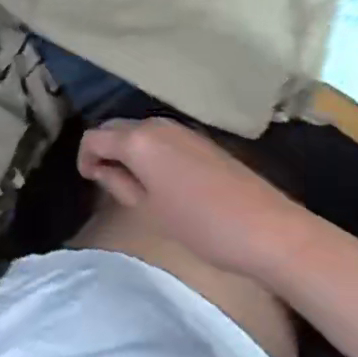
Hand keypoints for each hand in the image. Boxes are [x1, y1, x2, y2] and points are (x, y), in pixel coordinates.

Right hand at [76, 118, 323, 283]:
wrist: (272, 231)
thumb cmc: (203, 225)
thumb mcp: (150, 210)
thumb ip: (119, 184)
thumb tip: (104, 170)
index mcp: (137, 140)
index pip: (94, 137)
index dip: (85, 157)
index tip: (89, 180)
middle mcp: (156, 125)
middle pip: (116, 127)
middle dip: (106, 148)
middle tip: (107, 180)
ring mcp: (182, 130)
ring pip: (140, 131)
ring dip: (130, 149)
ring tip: (134, 181)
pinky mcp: (203, 140)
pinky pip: (163, 137)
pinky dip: (152, 151)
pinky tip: (163, 178)